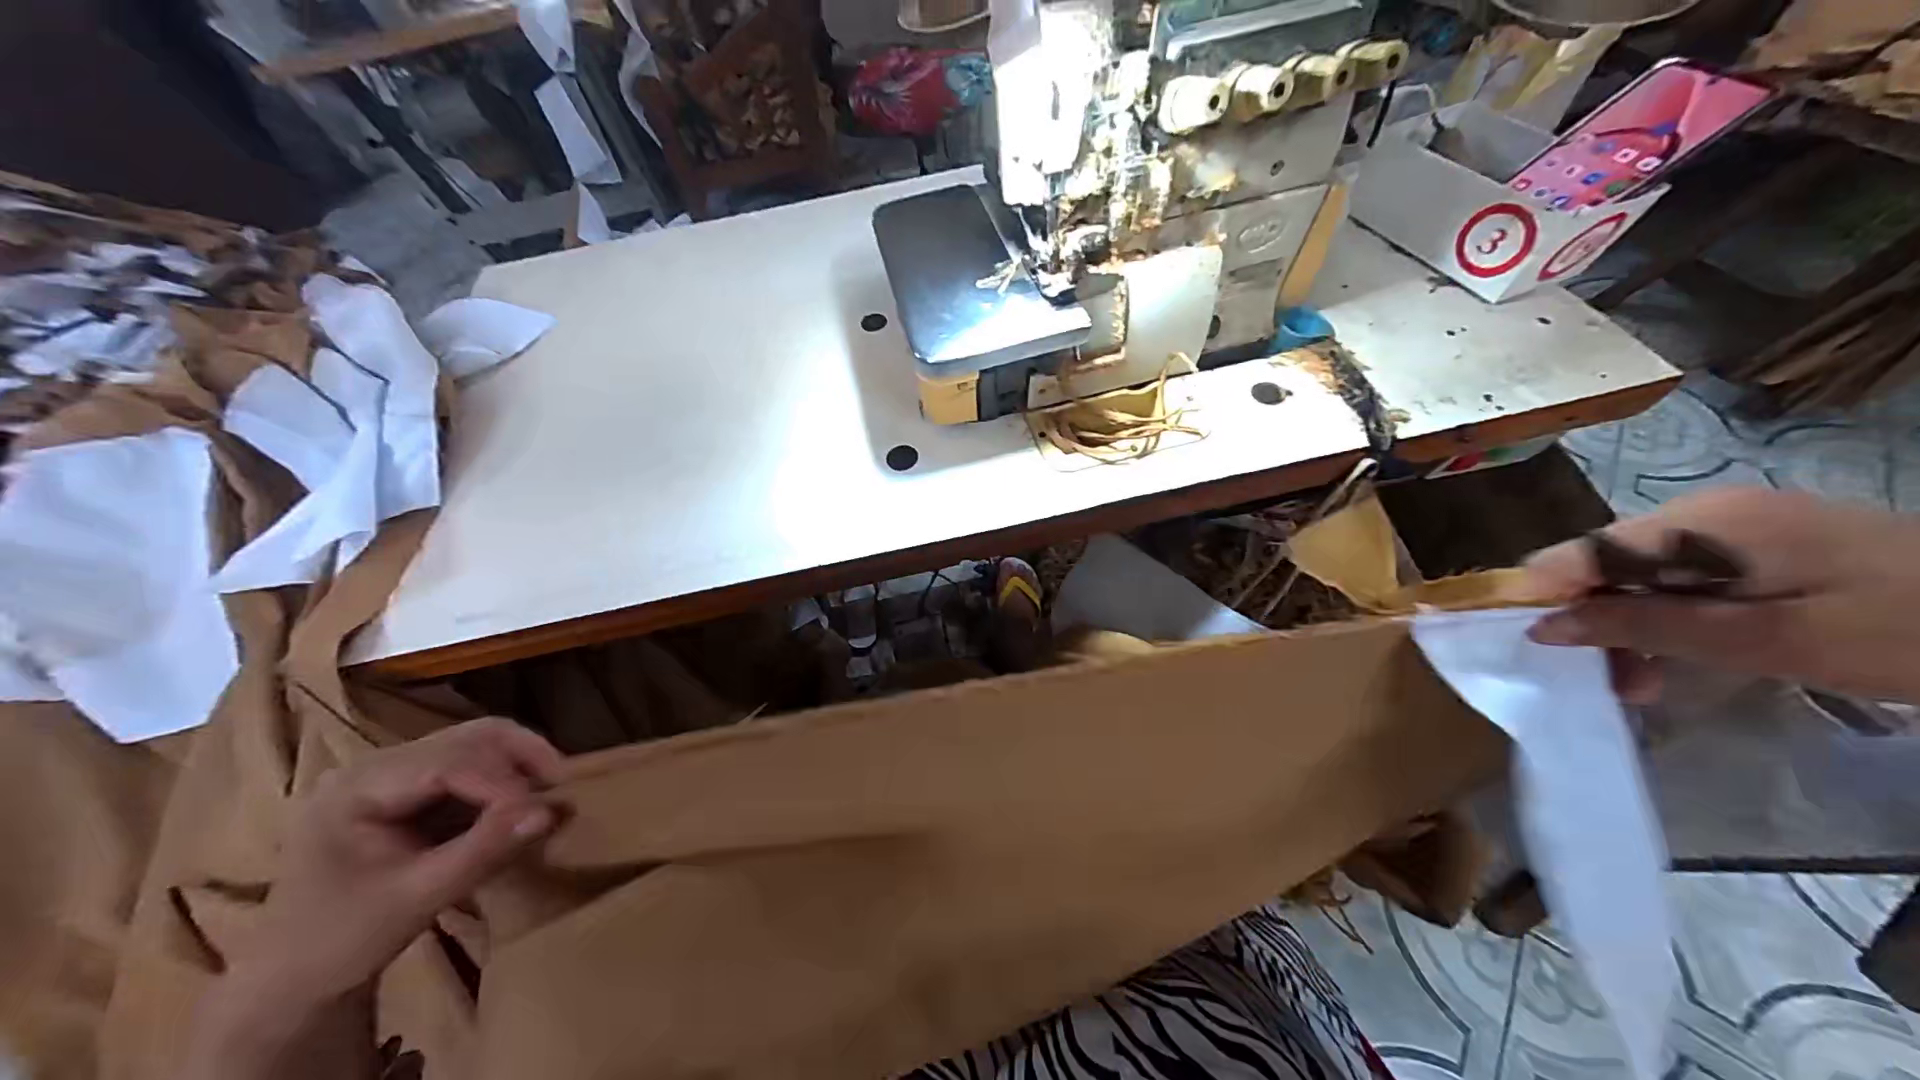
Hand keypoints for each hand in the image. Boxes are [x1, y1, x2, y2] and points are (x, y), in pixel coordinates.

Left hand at [182, 717, 563, 1079]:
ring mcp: (397, 774)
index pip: (449, 763)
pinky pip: (477, 767)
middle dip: (523, 758)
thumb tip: (551, 812)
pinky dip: (509, 780)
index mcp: (358, 786)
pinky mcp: (416, 790)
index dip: (504, 783)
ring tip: (550, 793)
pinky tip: (524, 806)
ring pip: (480, 744)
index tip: (545, 814)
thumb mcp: (415, 899)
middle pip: (470, 737)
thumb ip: (483, 851)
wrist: (292, 978)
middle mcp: (379, 765)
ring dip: (521, 765)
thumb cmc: (339, 941)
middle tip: (562, 787)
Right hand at [1524, 487, 1919, 704]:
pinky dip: (1663, 619)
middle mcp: (1706, 513)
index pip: (1581, 551)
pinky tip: (1675, 657)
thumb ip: (1646, 625)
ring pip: (1637, 575)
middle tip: (1600, 681)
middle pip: (1604, 562)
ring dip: (1624, 626)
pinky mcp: (1759, 548)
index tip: (1513, 639)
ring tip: (1637, 684)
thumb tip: (1545, 625)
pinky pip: (1678, 580)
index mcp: (1703, 524)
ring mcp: (1734, 528)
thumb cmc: (1907, 633)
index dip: (1537, 592)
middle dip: (1586, 617)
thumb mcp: (1767, 641)